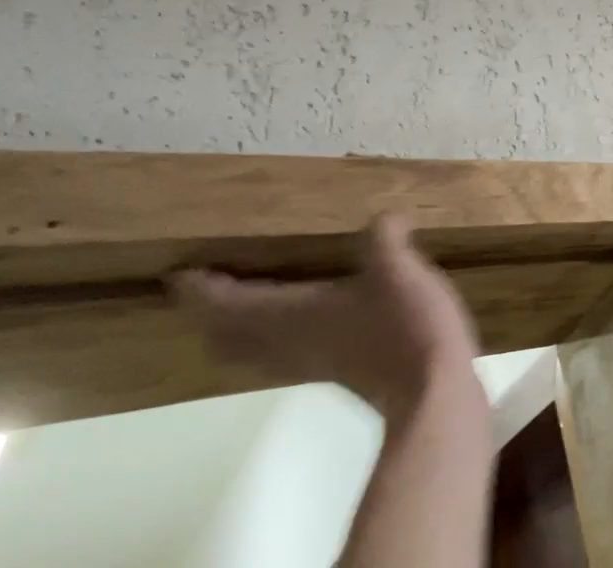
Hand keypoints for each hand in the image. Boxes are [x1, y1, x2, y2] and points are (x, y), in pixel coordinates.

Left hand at [171, 212, 484, 422]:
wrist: (433, 394)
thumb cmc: (404, 328)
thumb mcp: (398, 269)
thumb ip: (384, 238)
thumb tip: (385, 218)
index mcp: (288, 315)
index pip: (222, 304)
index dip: (198, 289)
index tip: (180, 273)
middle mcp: (285, 344)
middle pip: (225, 336)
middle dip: (213, 312)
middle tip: (214, 284)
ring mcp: (309, 364)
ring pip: (251, 350)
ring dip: (240, 329)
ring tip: (254, 299)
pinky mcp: (334, 373)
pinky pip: (281, 354)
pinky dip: (275, 337)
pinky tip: (309, 319)